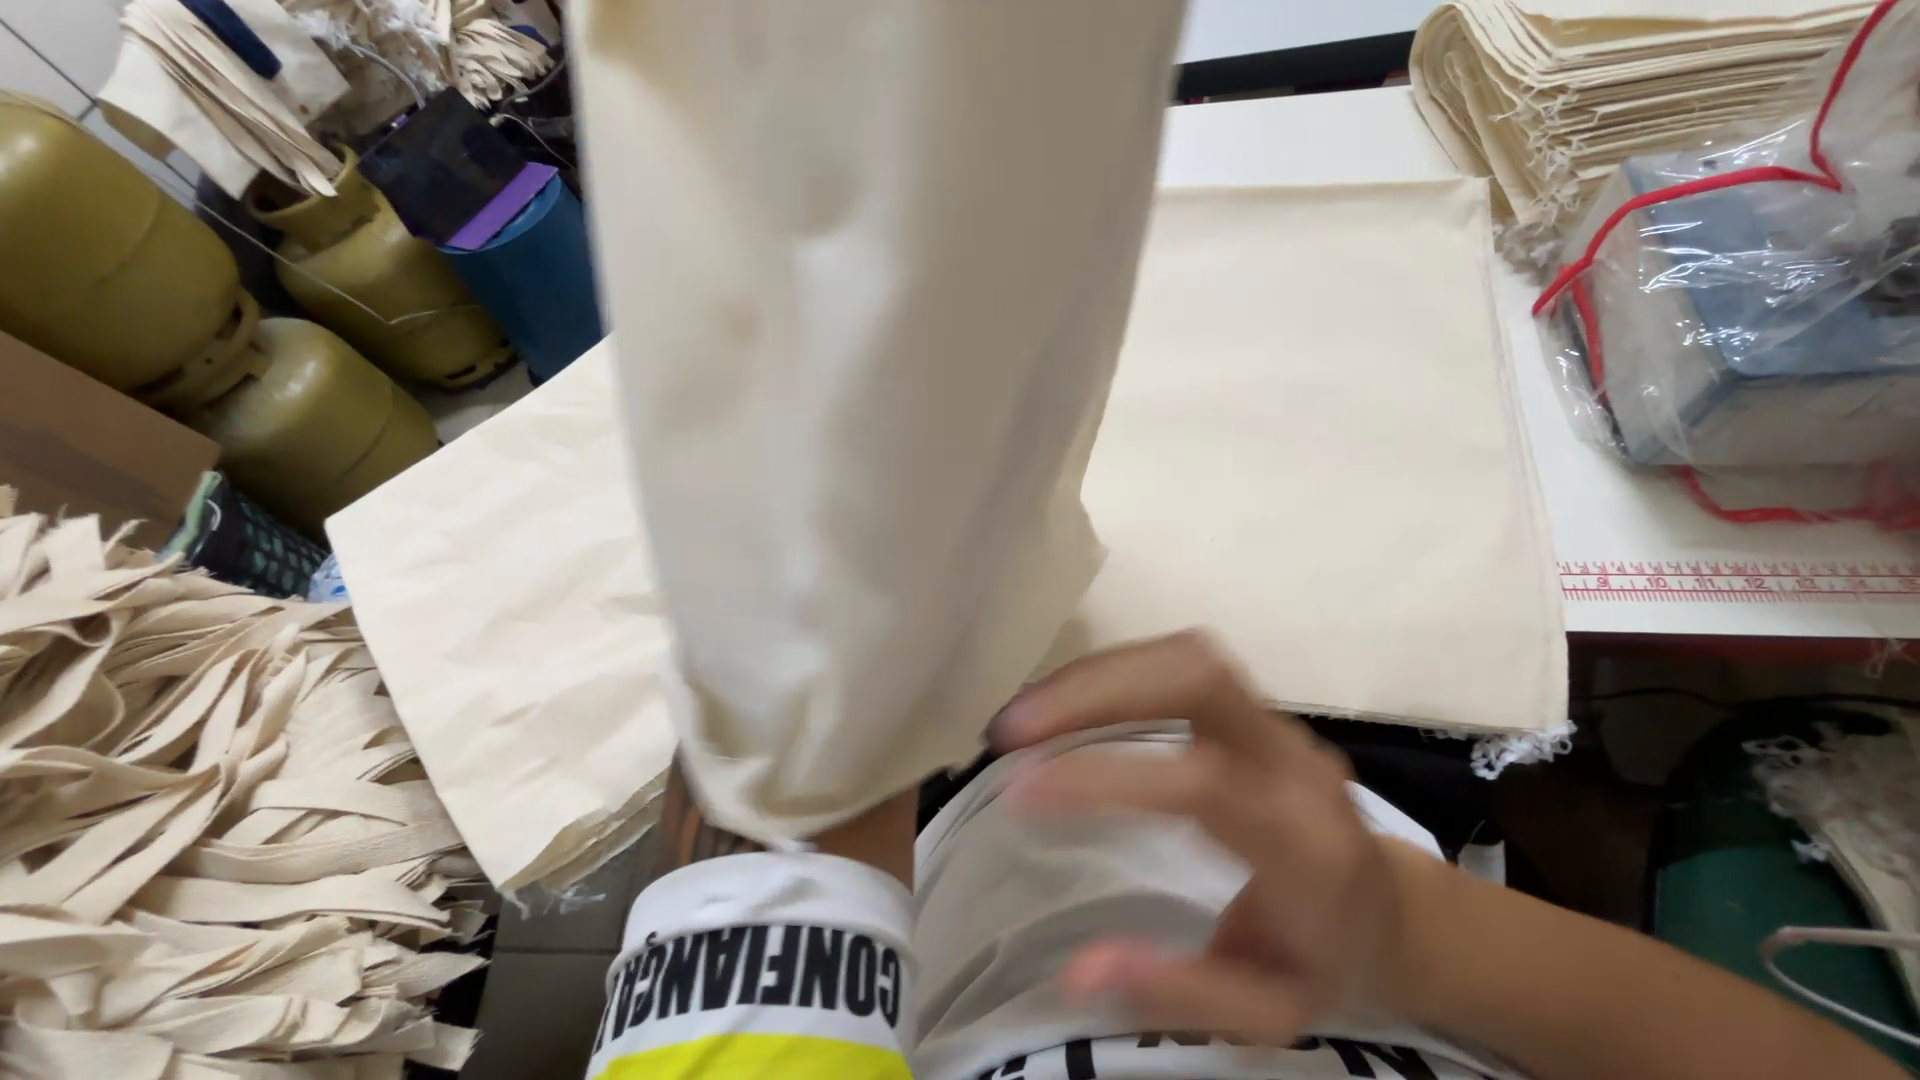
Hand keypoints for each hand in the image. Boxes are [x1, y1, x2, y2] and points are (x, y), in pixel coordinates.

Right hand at [991, 631, 1430, 1043]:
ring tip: (1024, 714)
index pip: (1201, 782)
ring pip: (1186, 656)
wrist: (1392, 910)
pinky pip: (1180, 665)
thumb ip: (1180, 992)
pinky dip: (1114, 674)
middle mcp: (1291, 761)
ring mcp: (1276, 723)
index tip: (1022, 791)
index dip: (1107, 776)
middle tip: (1012, 729)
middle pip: (1197, 678)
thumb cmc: (1324, 961)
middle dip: (1094, 690)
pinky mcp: (1255, 707)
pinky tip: (1065, 705)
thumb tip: (1077, 967)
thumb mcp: (1268, 1011)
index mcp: (1300, 841)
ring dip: (1096, 675)